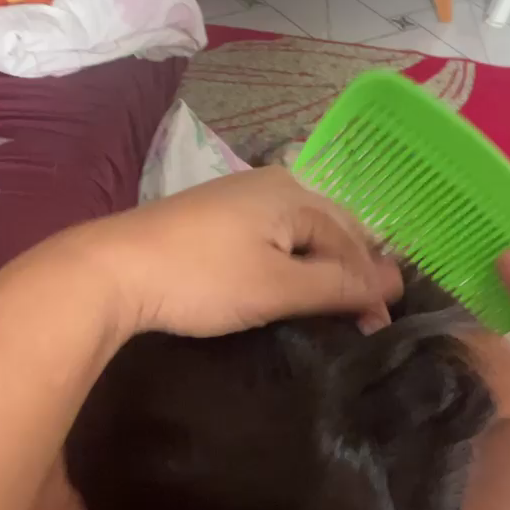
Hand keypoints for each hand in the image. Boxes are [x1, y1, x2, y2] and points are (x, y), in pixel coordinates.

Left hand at [59, 167, 402, 338]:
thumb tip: (395, 281)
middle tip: (366, 315)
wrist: (114, 269)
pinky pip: (272, 234)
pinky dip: (291, 259)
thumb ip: (338, 285)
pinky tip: (289, 278)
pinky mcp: (214, 216)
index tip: (381, 326)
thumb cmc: (203, 279)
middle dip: (352, 268)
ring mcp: (239, 196)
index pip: (351, 239)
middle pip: (331, 226)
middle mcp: (272, 183)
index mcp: (295, 193)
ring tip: (335, 301)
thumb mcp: (279, 287)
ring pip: (300, 230)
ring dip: (322, 264)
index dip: (371, 283)